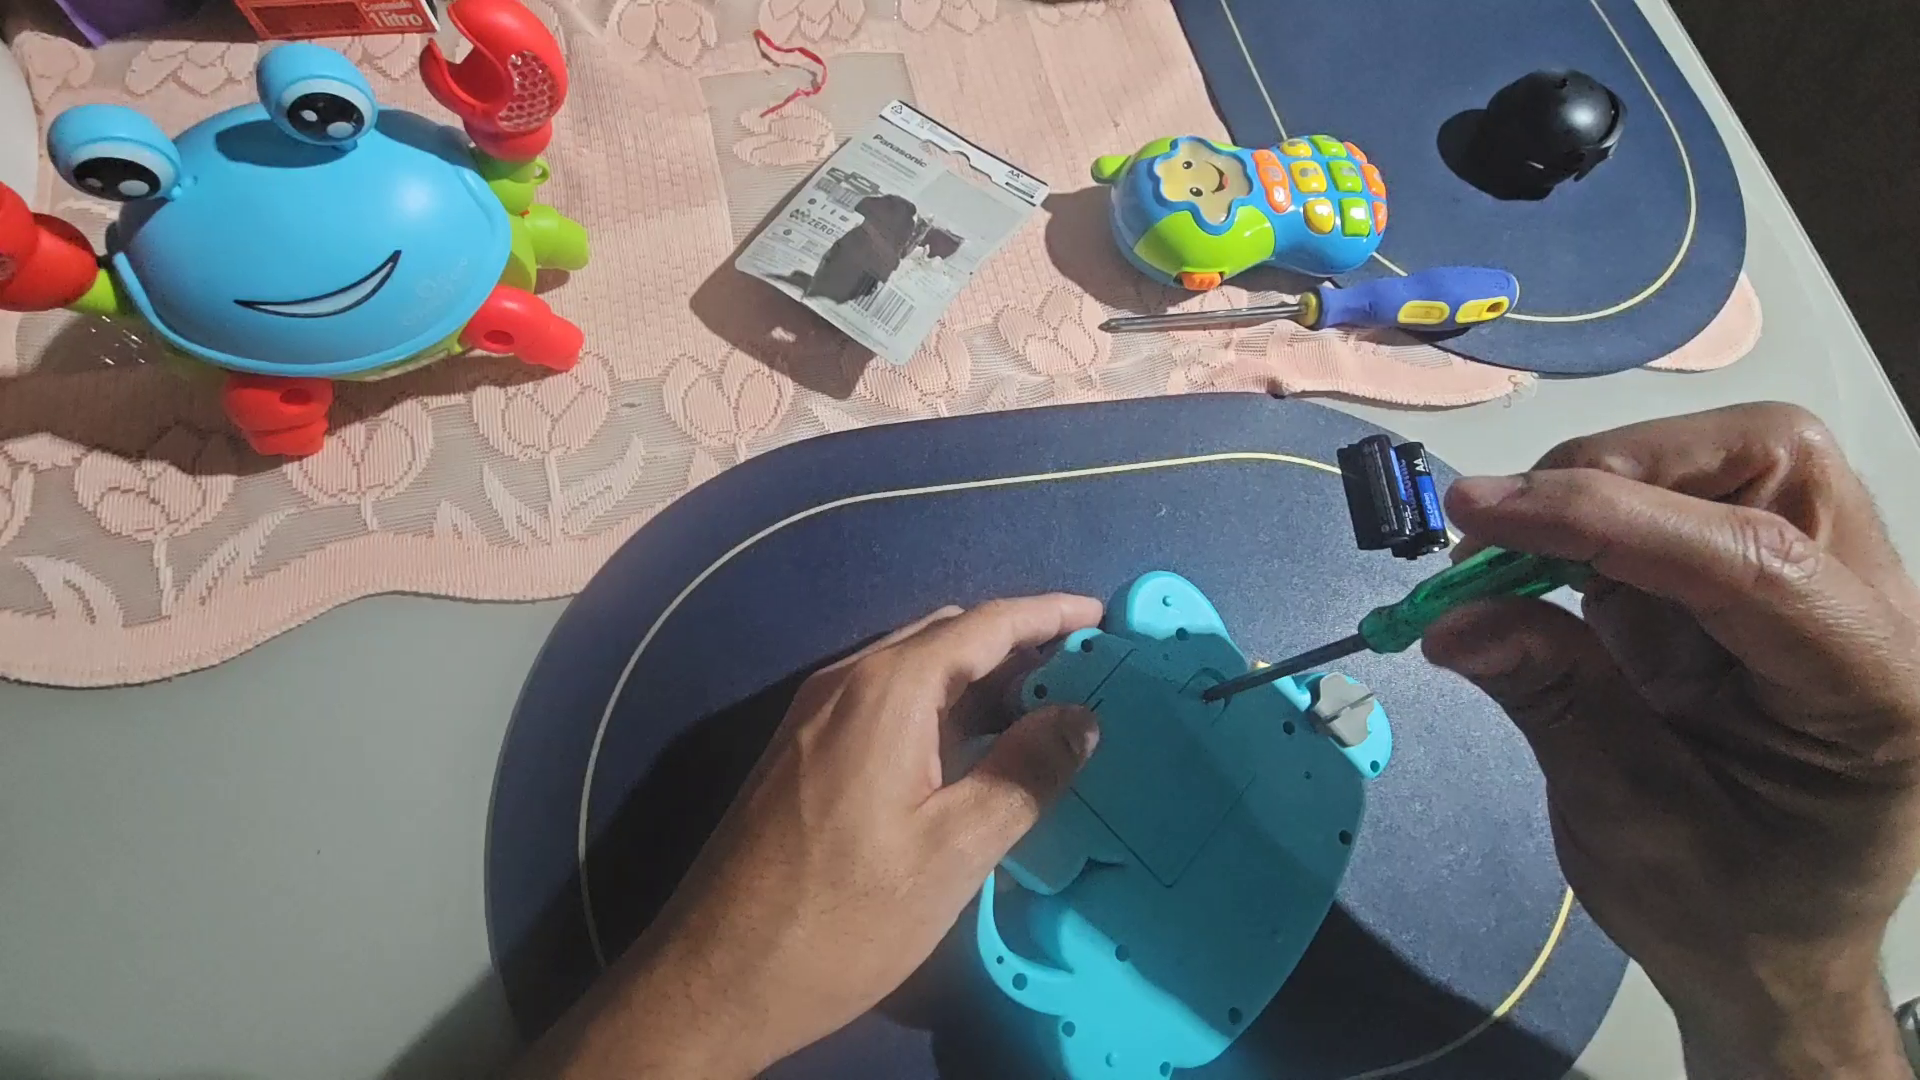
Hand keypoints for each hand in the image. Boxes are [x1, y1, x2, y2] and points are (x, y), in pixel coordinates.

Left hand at [522, 594, 1103, 1079]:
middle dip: (1017, 643)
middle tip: (1078, 671)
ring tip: (1038, 706)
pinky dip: (941, 703)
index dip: (1048, 613)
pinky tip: (969, 743)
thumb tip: (1081, 717)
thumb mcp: (953, 851)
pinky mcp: (806, 743)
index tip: (1099, 617)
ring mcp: (819, 709)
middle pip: (949, 636)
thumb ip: (1024, 774)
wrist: (715, 975)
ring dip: (979, 676)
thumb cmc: (842, 916)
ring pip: (917, 667)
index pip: (985, 624)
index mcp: (888, 687)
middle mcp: (849, 678)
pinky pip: (888, 698)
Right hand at [1422, 404, 1919, 1078]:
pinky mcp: (1717, 588)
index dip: (1602, 519)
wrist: (1759, 937)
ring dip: (1583, 488)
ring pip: (1704, 463)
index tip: (1472, 514)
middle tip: (1498, 530)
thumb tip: (1450, 620)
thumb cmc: (1717, 902)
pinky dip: (1565, 521)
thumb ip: (1549, 699)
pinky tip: (1515, 566)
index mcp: (1868, 689)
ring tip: (1496, 555)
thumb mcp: (1625, 813)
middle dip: (1612, 472)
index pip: (1751, 561)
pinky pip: (1646, 509)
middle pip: (1759, 460)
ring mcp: (1789, 589)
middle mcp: (1855, 612)